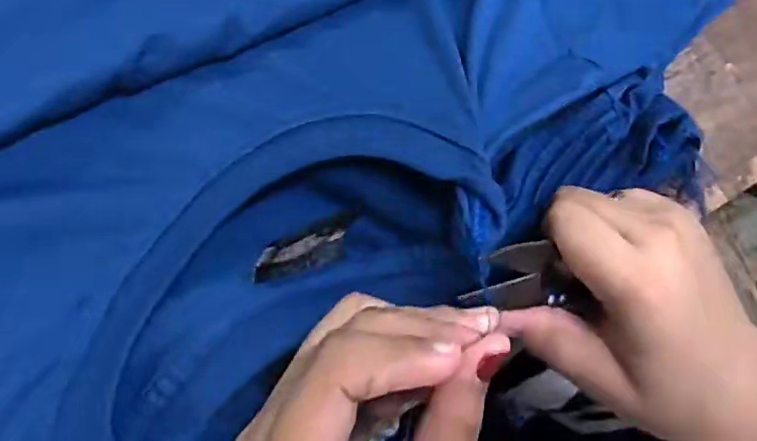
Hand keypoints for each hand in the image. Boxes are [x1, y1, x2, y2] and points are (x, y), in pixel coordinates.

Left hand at [238, 294, 509, 440]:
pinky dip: (395, 341)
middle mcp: (266, 422)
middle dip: (421, 328)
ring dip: (412, 326)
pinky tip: (434, 355)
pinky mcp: (293, 406)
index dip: (404, 351)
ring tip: (466, 336)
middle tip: (485, 329)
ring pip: (344, 326)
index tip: (463, 354)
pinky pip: (342, 346)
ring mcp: (275, 409)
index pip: (338, 364)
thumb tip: (489, 349)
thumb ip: (448, 431)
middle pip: (345, 332)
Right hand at [496, 188, 756, 440]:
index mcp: (638, 277)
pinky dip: (617, 217)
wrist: (743, 384)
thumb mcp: (606, 381)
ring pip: (600, 192)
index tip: (555, 277)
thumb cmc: (670, 392)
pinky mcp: (685, 207)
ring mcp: (675, 213)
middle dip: (564, 228)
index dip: (548, 240)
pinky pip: (627, 194)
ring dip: (591, 222)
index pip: (565, 215)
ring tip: (607, 267)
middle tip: (576, 276)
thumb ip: (552, 338)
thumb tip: (500, 310)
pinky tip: (632, 255)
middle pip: (578, 196)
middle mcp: (658, 230)